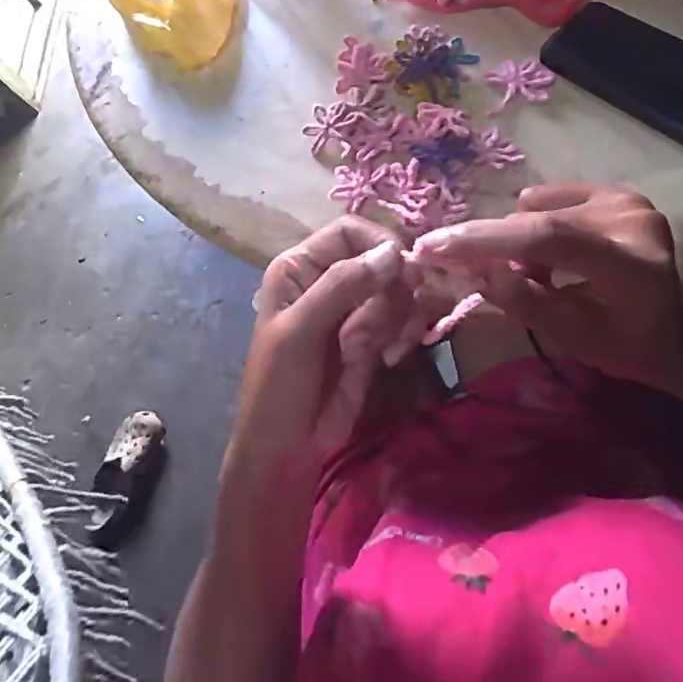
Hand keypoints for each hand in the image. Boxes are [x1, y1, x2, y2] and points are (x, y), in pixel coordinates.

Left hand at [239, 217, 422, 458]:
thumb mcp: (301, 331)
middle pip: (381, 258)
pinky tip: (386, 359)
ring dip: (397, 316)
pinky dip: (404, 334)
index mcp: (300, 267)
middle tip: (390, 321)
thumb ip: (342, 285)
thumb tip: (393, 252)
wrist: (286, 449)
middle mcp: (329, 279)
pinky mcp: (374, 335)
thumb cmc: (278, 385)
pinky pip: (404, 317)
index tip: (403, 269)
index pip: (350, 231)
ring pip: (398, 288)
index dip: (379, 243)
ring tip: (374, 350)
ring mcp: (354, 308)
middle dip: (392, 289)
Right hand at [410, 184, 682, 386]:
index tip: (432, 247)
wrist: (674, 326)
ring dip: (517, 239)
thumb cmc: (626, 345)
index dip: (485, 240)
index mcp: (632, 268)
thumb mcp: (573, 340)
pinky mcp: (617, 190)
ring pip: (535, 208)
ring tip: (534, 273)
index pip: (549, 239)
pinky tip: (552, 253)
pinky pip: (549, 198)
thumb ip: (524, 302)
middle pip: (535, 221)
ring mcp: (626, 199)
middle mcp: (632, 220)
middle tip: (456, 266)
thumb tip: (473, 270)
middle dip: (489, 243)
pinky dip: (535, 224)